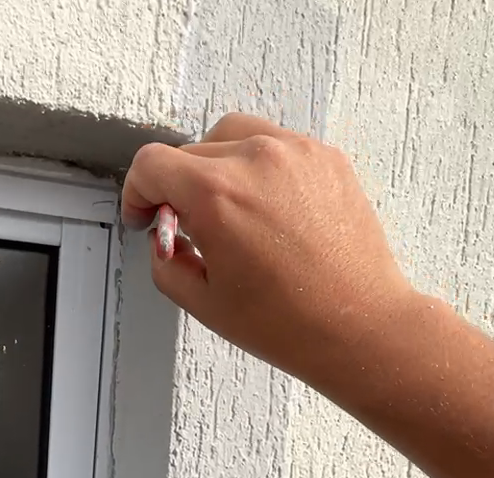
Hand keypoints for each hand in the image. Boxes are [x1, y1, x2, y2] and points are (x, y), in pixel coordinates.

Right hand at [122, 114, 416, 382]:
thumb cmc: (286, 323)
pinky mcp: (325, 157)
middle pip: (189, 152)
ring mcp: (295, 152)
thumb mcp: (203, 303)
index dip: (137, 193)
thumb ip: (166, 263)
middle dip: (176, 189)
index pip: (153, 164)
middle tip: (186, 231)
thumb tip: (164, 239)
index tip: (145, 217)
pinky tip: (264, 213)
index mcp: (217, 196)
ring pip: (230, 136)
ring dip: (213, 169)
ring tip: (226, 214)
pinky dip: (255, 169)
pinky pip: (273, 145)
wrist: (356, 326)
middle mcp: (255, 159)